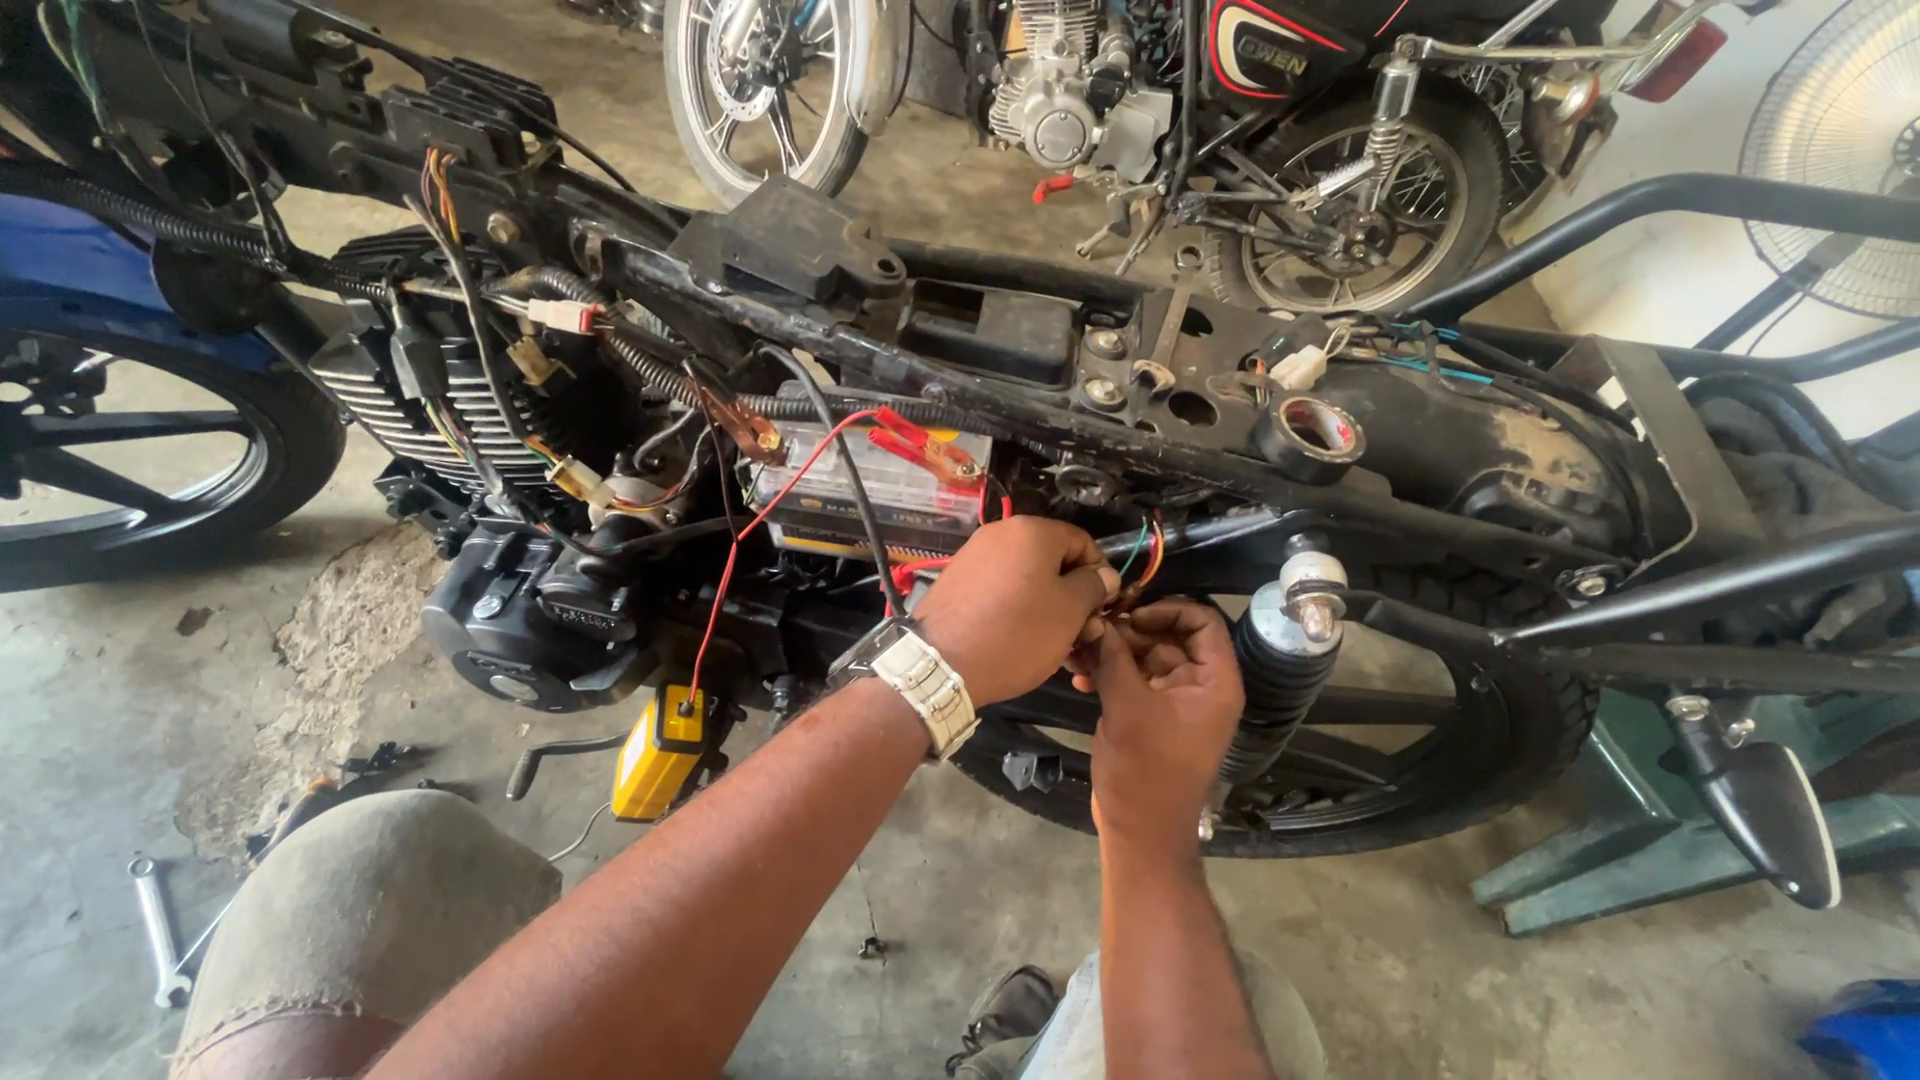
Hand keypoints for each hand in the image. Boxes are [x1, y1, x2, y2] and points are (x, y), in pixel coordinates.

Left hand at [913, 517, 1120, 705]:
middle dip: (1073, 596)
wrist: (940, 664)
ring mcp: (974, 556)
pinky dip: (1018, 610)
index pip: (1083, 542)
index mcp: (1031, 530)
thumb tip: (1104, 575)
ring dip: (1048, 607)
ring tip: (1056, 645)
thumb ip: (1092, 587)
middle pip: (1053, 560)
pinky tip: (1023, 640)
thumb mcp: (1069, 612)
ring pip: (1027, 578)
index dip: (1100, 574)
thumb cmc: (1016, 633)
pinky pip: (1001, 589)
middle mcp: (1000, 534)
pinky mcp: (958, 581)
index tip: (1104, 608)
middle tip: (1083, 635)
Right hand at [1073, 599, 1244, 855]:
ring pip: (1144, 657)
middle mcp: (1199, 686)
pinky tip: (1078, 677)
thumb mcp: (1128, 707)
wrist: (1141, 831)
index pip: (1203, 622)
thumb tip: (1092, 619)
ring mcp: (1174, 702)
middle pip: (1168, 637)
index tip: (1128, 616)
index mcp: (1214, 682)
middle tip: (1089, 630)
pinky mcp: (1149, 715)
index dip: (1167, 610)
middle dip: (1127, 631)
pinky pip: (1132, 680)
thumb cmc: (1146, 769)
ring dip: (1111, 651)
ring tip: (1075, 652)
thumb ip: (1112, 657)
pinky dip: (1108, 674)